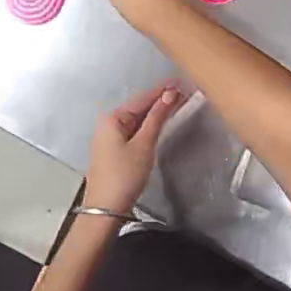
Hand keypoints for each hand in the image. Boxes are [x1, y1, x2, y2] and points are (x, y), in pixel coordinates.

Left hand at [86, 83, 182, 211]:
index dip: (163, 90)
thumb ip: (157, 118)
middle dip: (161, 100)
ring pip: (137, 119)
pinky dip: (149, 125)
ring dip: (156, 112)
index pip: (142, 98)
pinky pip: (134, 130)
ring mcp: (110, 137)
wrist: (106, 208)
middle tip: (184, 92)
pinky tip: (161, 123)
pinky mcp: (114, 150)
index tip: (181, 81)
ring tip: (178, 103)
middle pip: (139, 107)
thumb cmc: (124, 175)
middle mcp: (108, 123)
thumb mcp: (144, 145)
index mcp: (113, 118)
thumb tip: (170, 94)